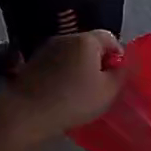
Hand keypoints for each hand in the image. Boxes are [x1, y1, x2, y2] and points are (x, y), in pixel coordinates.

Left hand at [3, 30, 127, 137]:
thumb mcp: (108, 91)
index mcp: (86, 40)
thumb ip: (121, 74)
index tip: (117, 77)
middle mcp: (65, 37)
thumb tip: (122, 64)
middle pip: (89, 45)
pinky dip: (62, 73)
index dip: (118, 56)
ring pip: (71, 54)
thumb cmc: (74, 100)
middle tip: (101, 86)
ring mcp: (46, 48)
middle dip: (98, 62)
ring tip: (81, 92)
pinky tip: (62, 93)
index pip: (110, 38)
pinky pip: (56, 63)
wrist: (28, 112)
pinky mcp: (33, 61)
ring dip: (79, 68)